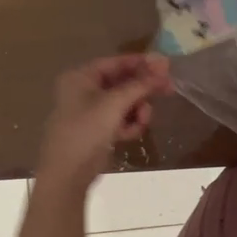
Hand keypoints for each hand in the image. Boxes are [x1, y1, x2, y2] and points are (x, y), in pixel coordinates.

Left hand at [35, 54, 171, 194]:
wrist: (67, 174)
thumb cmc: (86, 131)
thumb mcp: (114, 104)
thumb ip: (140, 85)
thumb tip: (163, 68)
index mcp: (81, 77)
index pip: (116, 62)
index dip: (141, 62)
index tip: (166, 65)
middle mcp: (84, 90)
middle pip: (122, 82)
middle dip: (143, 88)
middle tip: (168, 88)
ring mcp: (91, 111)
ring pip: (124, 102)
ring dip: (137, 110)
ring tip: (143, 120)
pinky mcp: (98, 130)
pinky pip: (120, 119)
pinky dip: (129, 124)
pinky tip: (131, 133)